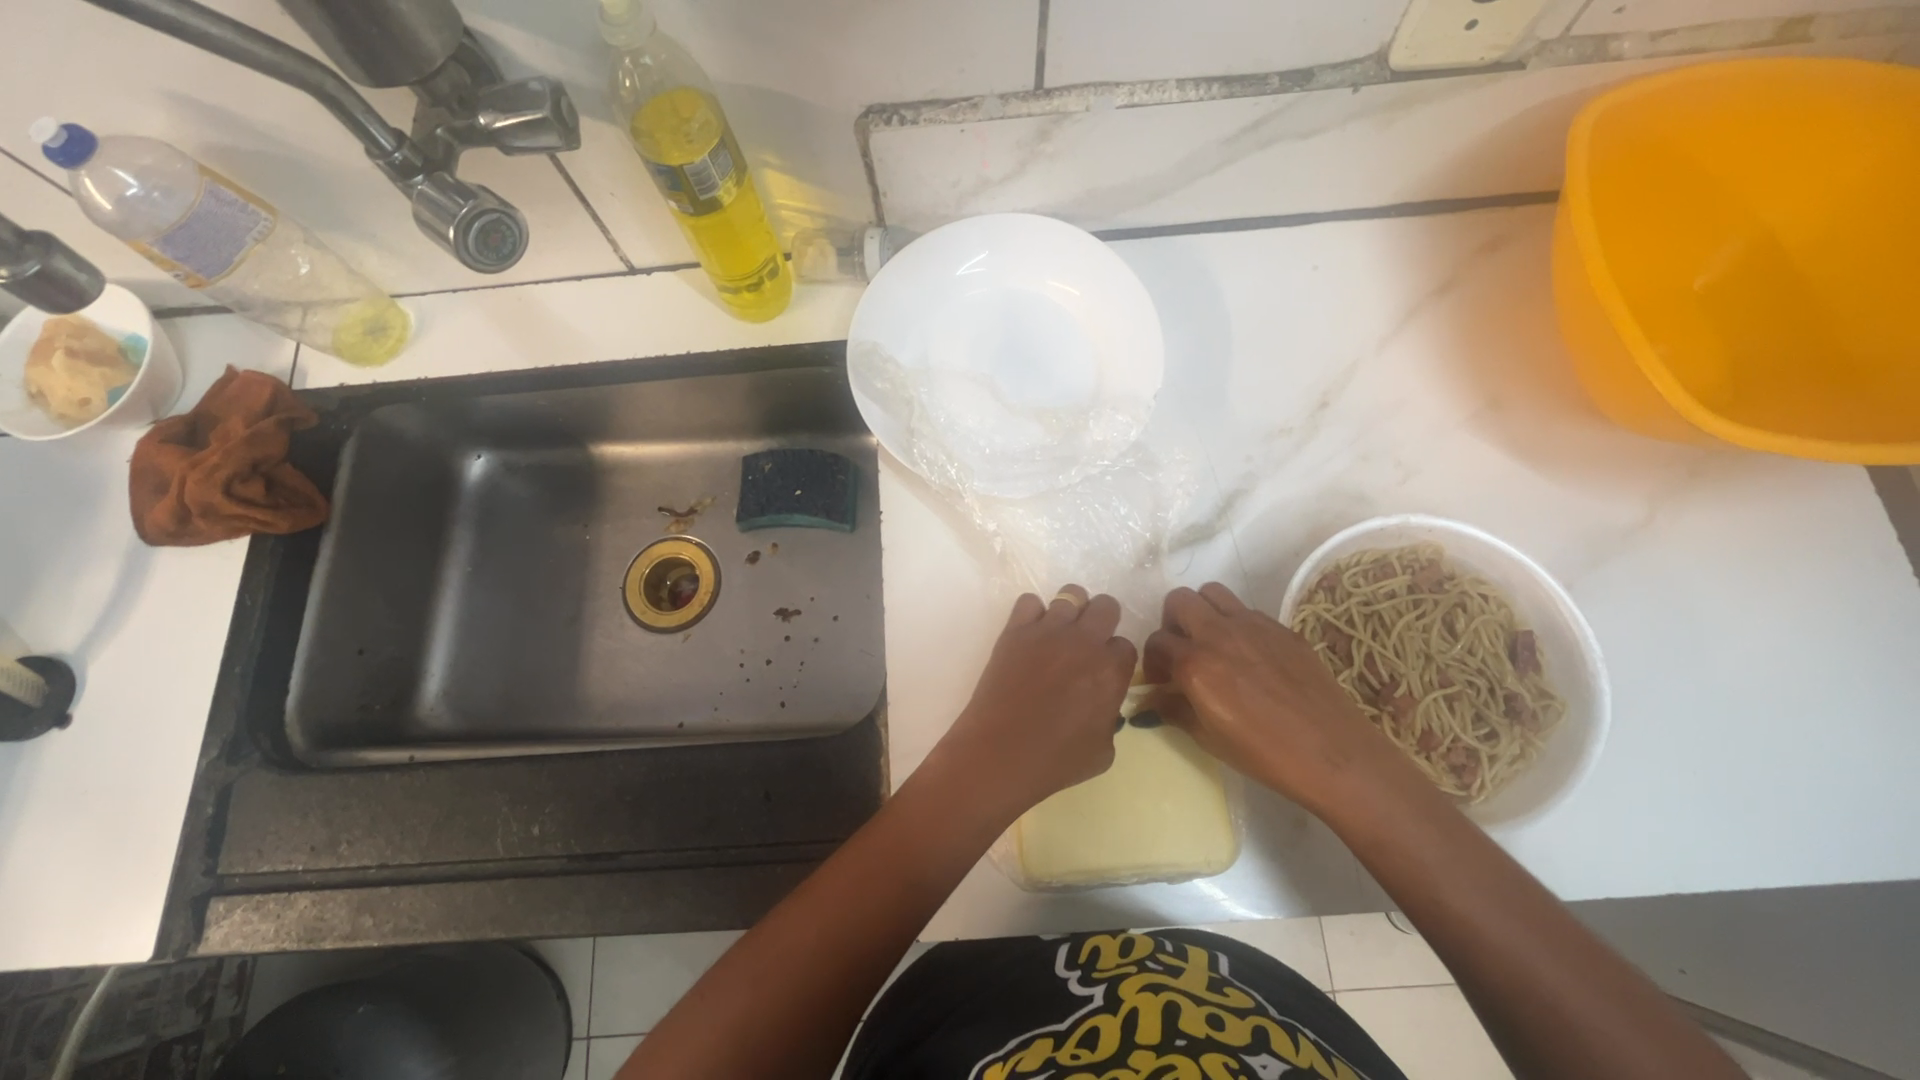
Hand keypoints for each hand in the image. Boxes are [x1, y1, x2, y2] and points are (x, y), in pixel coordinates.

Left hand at [922, 585, 1137, 821]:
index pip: (1125, 646)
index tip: (1103, 672)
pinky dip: (1033, 613)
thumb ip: (1109, 719)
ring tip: (1059, 634)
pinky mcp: (1015, 630)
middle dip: (1102, 622)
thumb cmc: (1055, 762)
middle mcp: (1085, 642)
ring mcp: (1048, 631)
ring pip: (1071, 594)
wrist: (1000, 753)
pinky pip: (1029, 601)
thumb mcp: (1103, 751)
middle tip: (1087, 643)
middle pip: (1106, 607)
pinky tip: (1029, 635)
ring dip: (1071, 612)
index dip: (1115, 659)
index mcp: (1111, 671)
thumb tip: (1101, 708)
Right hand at [1144, 583, 1425, 814]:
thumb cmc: (1263, 754)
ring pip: (1212, 593)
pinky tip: (1248, 656)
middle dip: (1172, 623)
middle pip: (1179, 601)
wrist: (1331, 753)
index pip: (1157, 642)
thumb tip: (1152, 700)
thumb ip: (1173, 710)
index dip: (1153, 662)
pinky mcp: (1282, 628)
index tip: (1162, 682)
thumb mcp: (1207, 738)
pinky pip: (1246, 610)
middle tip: (1182, 651)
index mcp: (1196, 664)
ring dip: (1202, 612)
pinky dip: (1235, 623)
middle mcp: (1220, 634)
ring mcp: (1254, 626)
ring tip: (1211, 643)